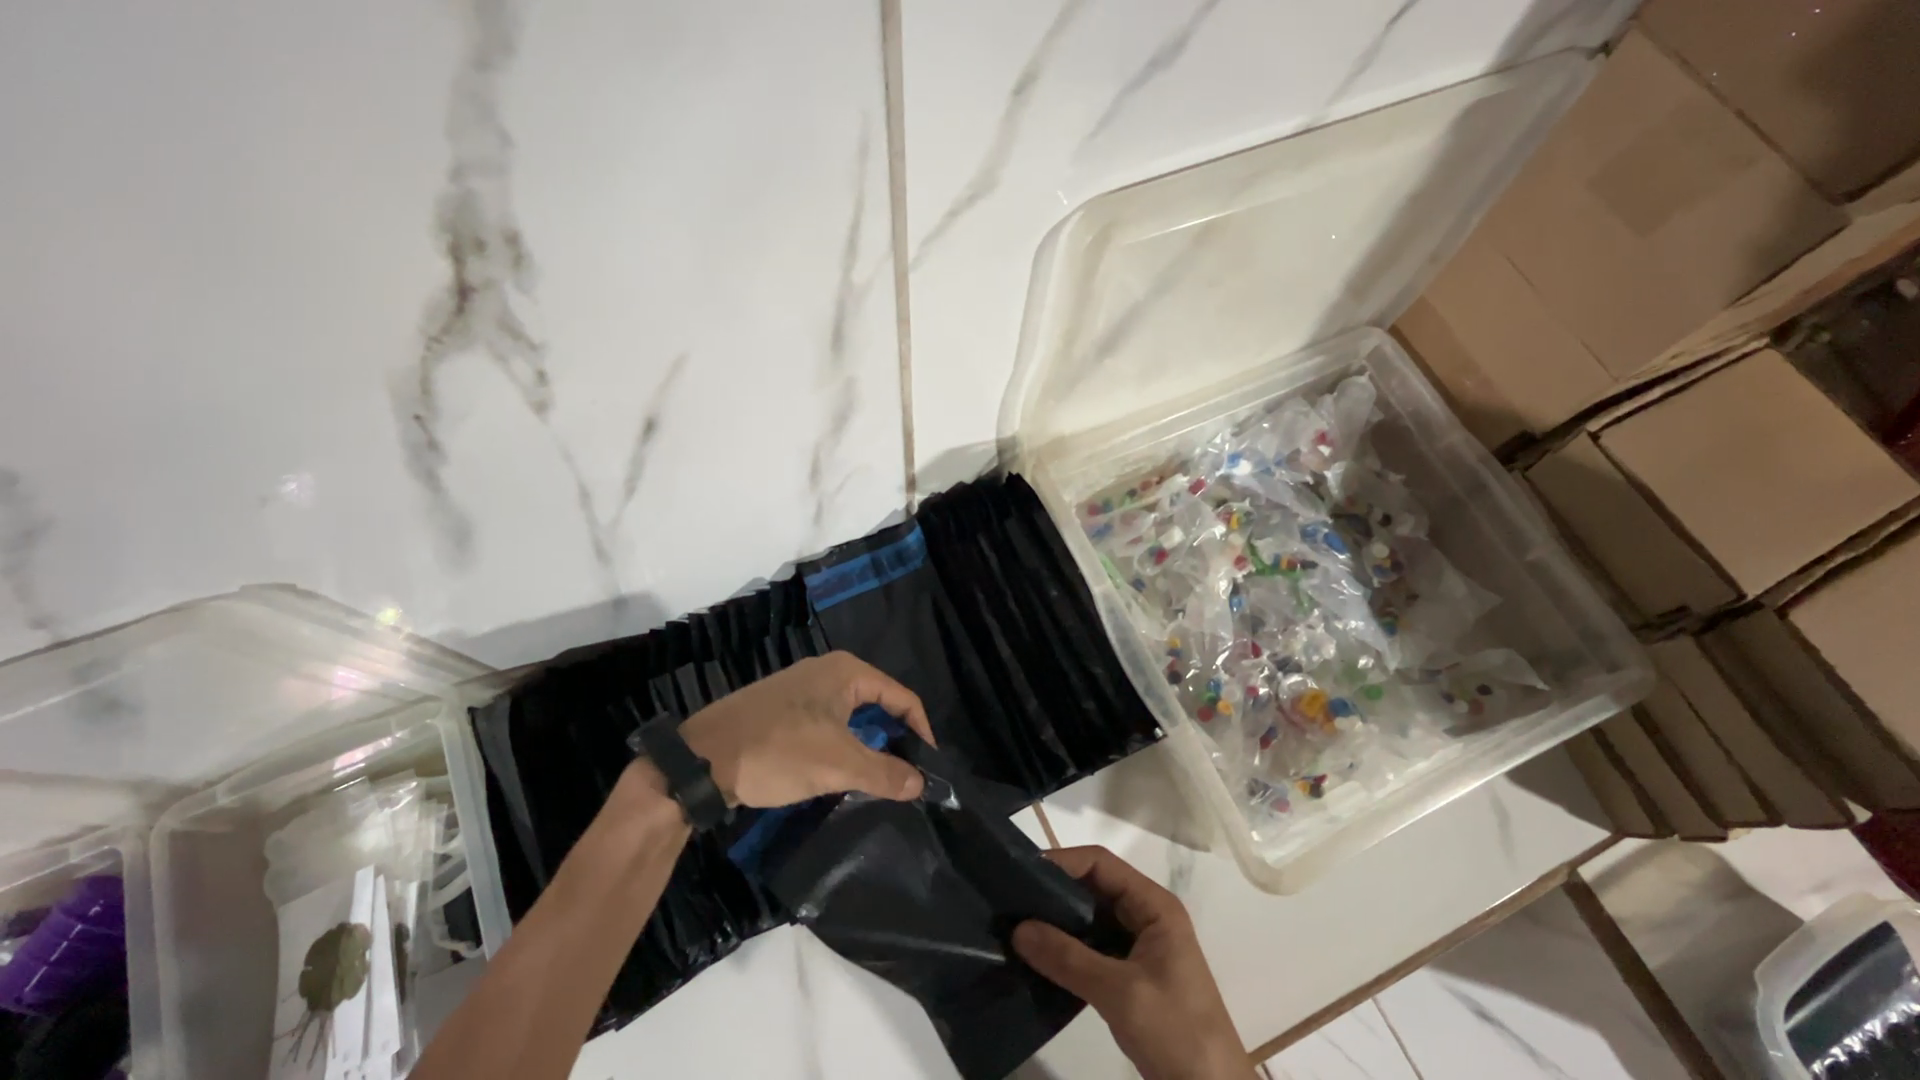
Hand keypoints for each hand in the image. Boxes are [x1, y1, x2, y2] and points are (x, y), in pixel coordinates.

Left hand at [669, 651, 934, 807]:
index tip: (928, 767)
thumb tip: (922, 783)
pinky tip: (837, 771)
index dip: (921, 731)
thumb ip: (885, 773)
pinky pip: (826, 723)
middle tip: (905, 775)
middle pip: (877, 704)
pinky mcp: (780, 709)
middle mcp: (825, 671)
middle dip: (894, 739)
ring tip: (876, 779)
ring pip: (850, 716)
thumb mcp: (839, 765)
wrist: (701, 761)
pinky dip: (841, 745)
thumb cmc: (777, 752)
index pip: (902, 697)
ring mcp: (799, 688)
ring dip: (866, 745)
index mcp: (846, 672)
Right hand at [1013, 847, 1252, 1079]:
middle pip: (1093, 888)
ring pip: (1089, 920)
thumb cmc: (1177, 1032)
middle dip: (1053, 892)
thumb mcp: (1120, 992)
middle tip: (1008, 902)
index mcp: (1155, 907)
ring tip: (1013, 928)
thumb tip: (1017, 928)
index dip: (1061, 862)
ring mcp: (1139, 948)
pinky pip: (1090, 950)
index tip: (1019, 875)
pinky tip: (1035, 960)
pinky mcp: (1130, 977)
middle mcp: (1146, 918)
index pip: (1100, 864)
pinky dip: (1064, 951)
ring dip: (1056, 923)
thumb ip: (1068, 958)